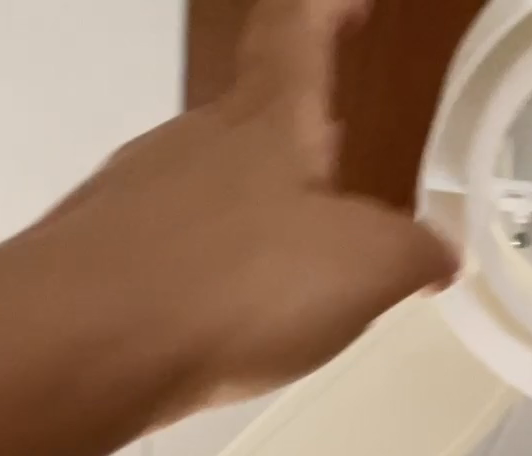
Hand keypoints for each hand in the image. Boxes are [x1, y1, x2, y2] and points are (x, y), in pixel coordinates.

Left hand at [0, 0, 455, 419]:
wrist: (89, 345)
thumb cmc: (240, 285)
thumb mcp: (368, 267)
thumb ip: (417, 253)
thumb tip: (442, 252)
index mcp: (268, 125)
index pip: (297, 33)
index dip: (327, 7)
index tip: (353, 1)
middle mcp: (200, 141)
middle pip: (257, 112)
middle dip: (307, 127)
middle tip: (349, 156)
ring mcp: (148, 193)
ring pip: (223, 180)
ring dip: (271, 201)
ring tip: (312, 252)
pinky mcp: (118, 252)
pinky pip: (193, 240)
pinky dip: (234, 260)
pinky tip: (251, 307)